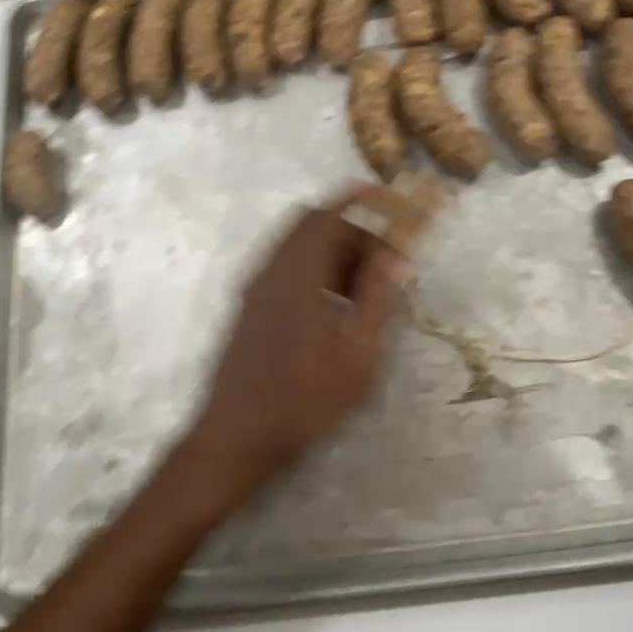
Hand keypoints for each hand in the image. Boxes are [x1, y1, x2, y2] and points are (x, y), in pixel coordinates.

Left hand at [184, 192, 408, 494]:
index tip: (386, 197)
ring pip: (297, 248)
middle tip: (385, 259)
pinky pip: (285, 268)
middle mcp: (269, 270)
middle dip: (352, 232)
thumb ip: (377, 299)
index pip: (325, 214)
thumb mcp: (358, 353)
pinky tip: (337, 306)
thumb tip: (395, 258)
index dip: (356, 199)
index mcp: (296, 273)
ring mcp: (254, 288)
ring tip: (366, 287)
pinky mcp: (248, 308)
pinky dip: (315, 270)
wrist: (237, 434)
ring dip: (334, 253)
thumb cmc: (305, 398)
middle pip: (311, 227)